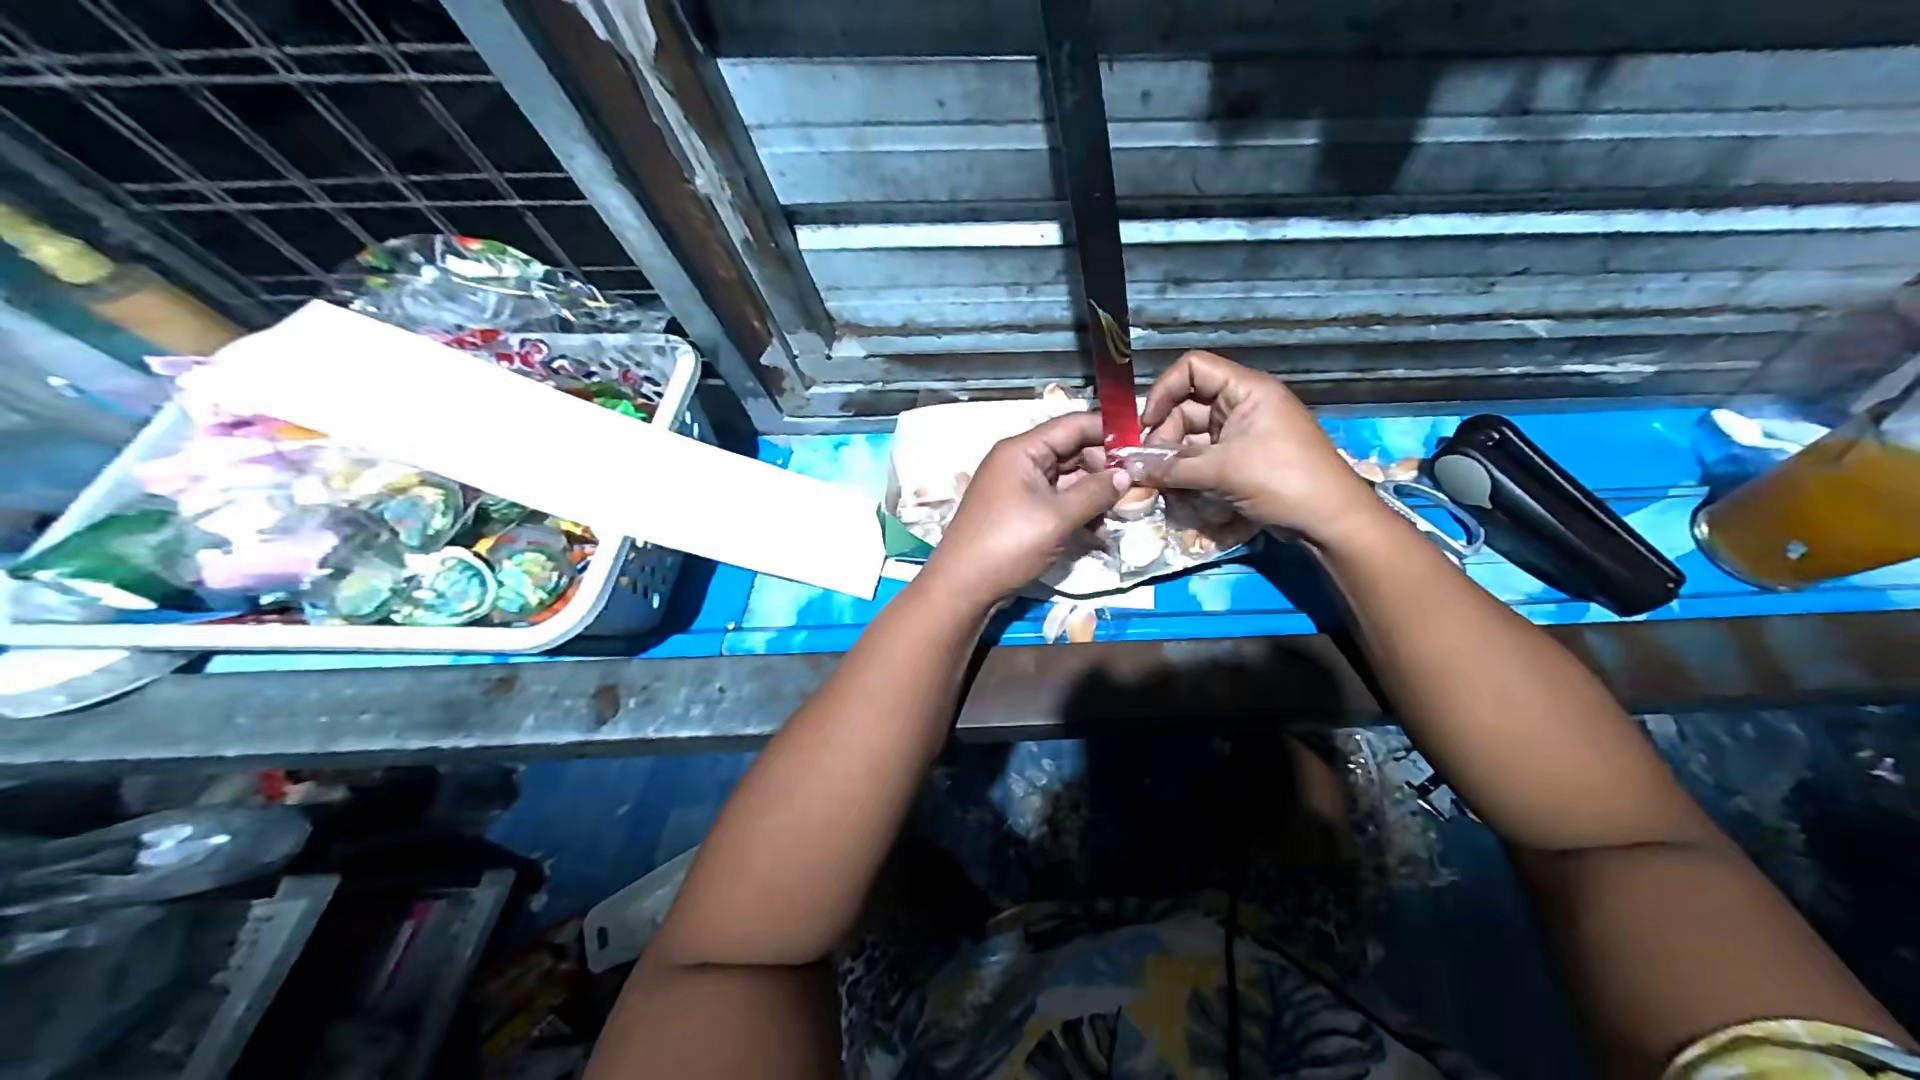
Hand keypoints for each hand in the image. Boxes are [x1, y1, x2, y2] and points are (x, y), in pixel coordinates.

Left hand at [919, 412, 1130, 602]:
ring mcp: (1017, 487)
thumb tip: (1126, 475)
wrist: (962, 586)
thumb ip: (1094, 492)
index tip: (1142, 444)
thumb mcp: (1057, 518)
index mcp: (1022, 450)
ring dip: (1093, 493)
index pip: (1073, 424)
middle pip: (1072, 451)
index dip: (1109, 430)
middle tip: (1137, 485)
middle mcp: (1019, 461)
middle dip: (1104, 467)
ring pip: (1066, 479)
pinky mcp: (1019, 512)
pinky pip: (1055, 500)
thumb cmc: (1008, 544)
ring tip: (1120, 512)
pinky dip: (1077, 511)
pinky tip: (1098, 530)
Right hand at [1136, 350, 1388, 546]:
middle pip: (1187, 407)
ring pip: (1193, 436)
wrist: (1330, 520)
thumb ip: (1171, 468)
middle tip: (1149, 467)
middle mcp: (1243, 405)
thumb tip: (1130, 468)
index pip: (1192, 369)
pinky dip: (1189, 471)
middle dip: (1165, 436)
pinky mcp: (1244, 458)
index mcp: (1245, 390)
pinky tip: (1176, 490)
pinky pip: (1205, 456)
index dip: (1164, 391)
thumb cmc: (1282, 480)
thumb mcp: (1221, 471)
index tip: (1147, 425)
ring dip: (1174, 458)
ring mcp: (1244, 433)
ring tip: (1159, 483)